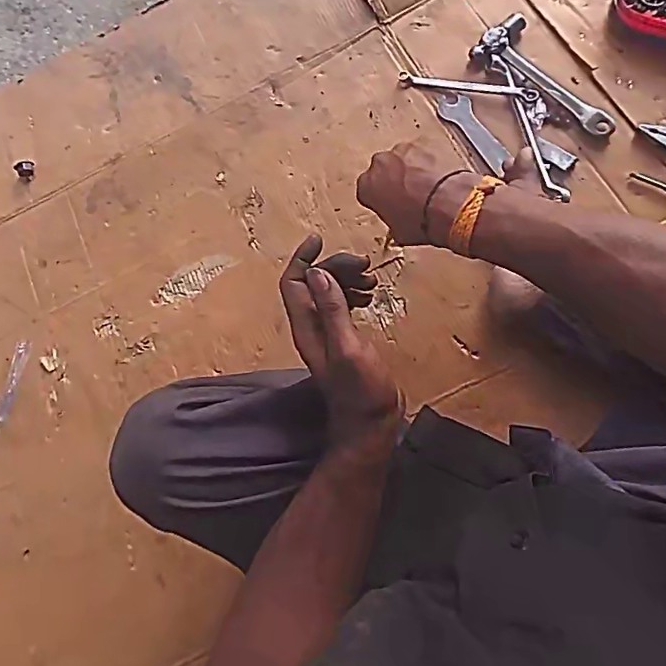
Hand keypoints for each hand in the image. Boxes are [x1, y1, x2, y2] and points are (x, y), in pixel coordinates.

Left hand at [279, 235, 402, 452]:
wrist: (371, 426)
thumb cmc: (361, 393)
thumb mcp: (348, 348)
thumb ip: (333, 311)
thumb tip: (319, 273)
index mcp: (308, 327)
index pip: (294, 282)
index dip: (303, 258)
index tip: (319, 239)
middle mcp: (312, 328)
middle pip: (313, 283)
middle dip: (335, 266)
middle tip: (365, 266)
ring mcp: (327, 335)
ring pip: (328, 292)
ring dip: (346, 279)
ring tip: (371, 281)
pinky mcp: (342, 341)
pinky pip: (341, 305)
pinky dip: (353, 294)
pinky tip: (369, 296)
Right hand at [356, 140, 478, 245]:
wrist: (450, 203)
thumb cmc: (423, 220)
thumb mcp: (401, 233)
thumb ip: (393, 223)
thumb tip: (400, 225)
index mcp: (366, 186)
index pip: (367, 191)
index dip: (381, 199)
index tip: (391, 206)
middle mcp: (379, 163)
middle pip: (383, 169)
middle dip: (394, 179)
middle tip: (410, 195)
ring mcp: (402, 149)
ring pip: (403, 158)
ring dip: (412, 168)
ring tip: (428, 186)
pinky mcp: (424, 141)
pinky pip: (424, 152)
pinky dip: (430, 161)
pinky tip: (440, 177)